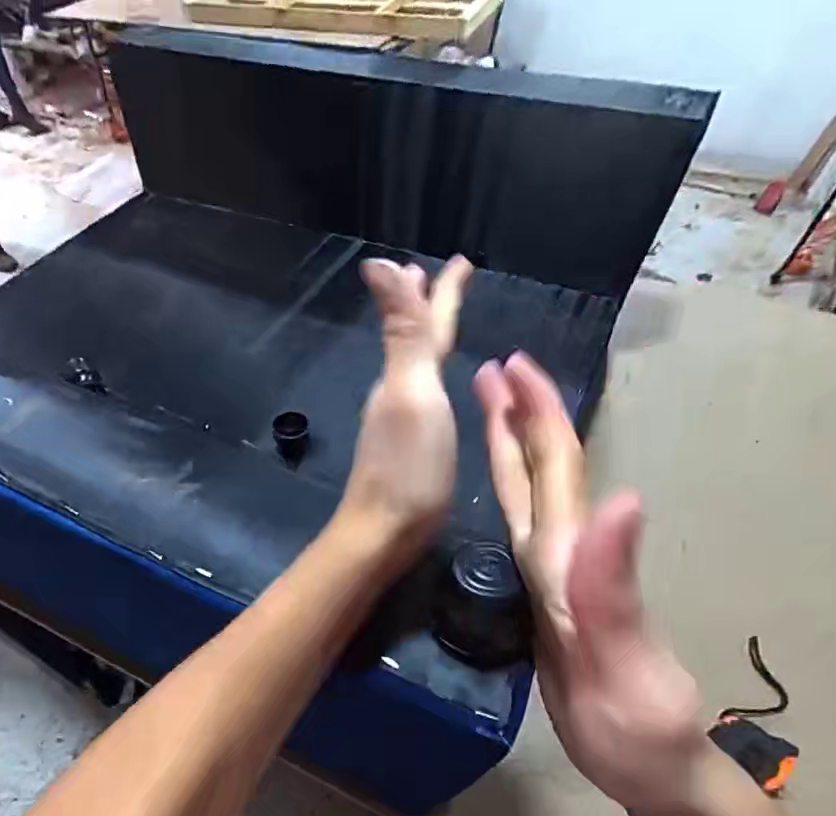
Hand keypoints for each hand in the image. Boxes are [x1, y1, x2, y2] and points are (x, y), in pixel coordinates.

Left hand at [334, 256, 473, 551]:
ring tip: (435, 315)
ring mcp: (400, 420)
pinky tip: (433, 382)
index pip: (423, 319)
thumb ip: (404, 333)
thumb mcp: (412, 393)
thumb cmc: (407, 468)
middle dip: (426, 303)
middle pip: (414, 336)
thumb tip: (376, 263)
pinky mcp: (408, 448)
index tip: (459, 260)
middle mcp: (398, 390)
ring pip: (414, 363)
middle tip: (433, 276)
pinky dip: (427, 372)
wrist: (383, 533)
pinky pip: (421, 393)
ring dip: (423, 334)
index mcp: (404, 374)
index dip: (441, 289)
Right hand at [473, 353, 714, 815]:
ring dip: (511, 451)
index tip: (513, 366)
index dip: (536, 416)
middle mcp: (565, 558)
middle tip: (491, 369)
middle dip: (519, 417)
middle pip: (542, 473)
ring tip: (490, 413)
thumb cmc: (638, 723)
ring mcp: (554, 581)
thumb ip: (614, 585)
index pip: (557, 470)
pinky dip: (508, 500)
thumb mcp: (627, 658)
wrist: (648, 767)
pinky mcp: (543, 605)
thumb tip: (620, 499)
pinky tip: (499, 494)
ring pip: (530, 499)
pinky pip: (519, 534)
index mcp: (575, 558)